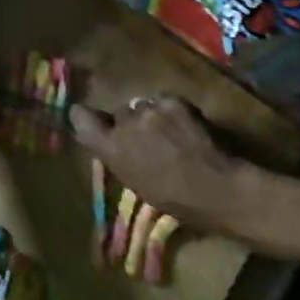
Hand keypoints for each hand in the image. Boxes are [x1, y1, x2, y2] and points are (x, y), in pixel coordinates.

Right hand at [71, 93, 264, 231]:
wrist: (218, 187)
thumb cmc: (176, 199)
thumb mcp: (137, 184)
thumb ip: (117, 156)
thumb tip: (104, 141)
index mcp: (112, 148)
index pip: (81, 117)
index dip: (85, 117)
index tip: (94, 122)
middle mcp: (125, 123)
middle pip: (120, 114)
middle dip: (131, 125)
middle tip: (149, 141)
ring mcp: (148, 109)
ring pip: (142, 106)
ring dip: (151, 117)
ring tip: (171, 135)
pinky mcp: (171, 100)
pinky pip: (163, 101)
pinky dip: (170, 111)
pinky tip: (185, 127)